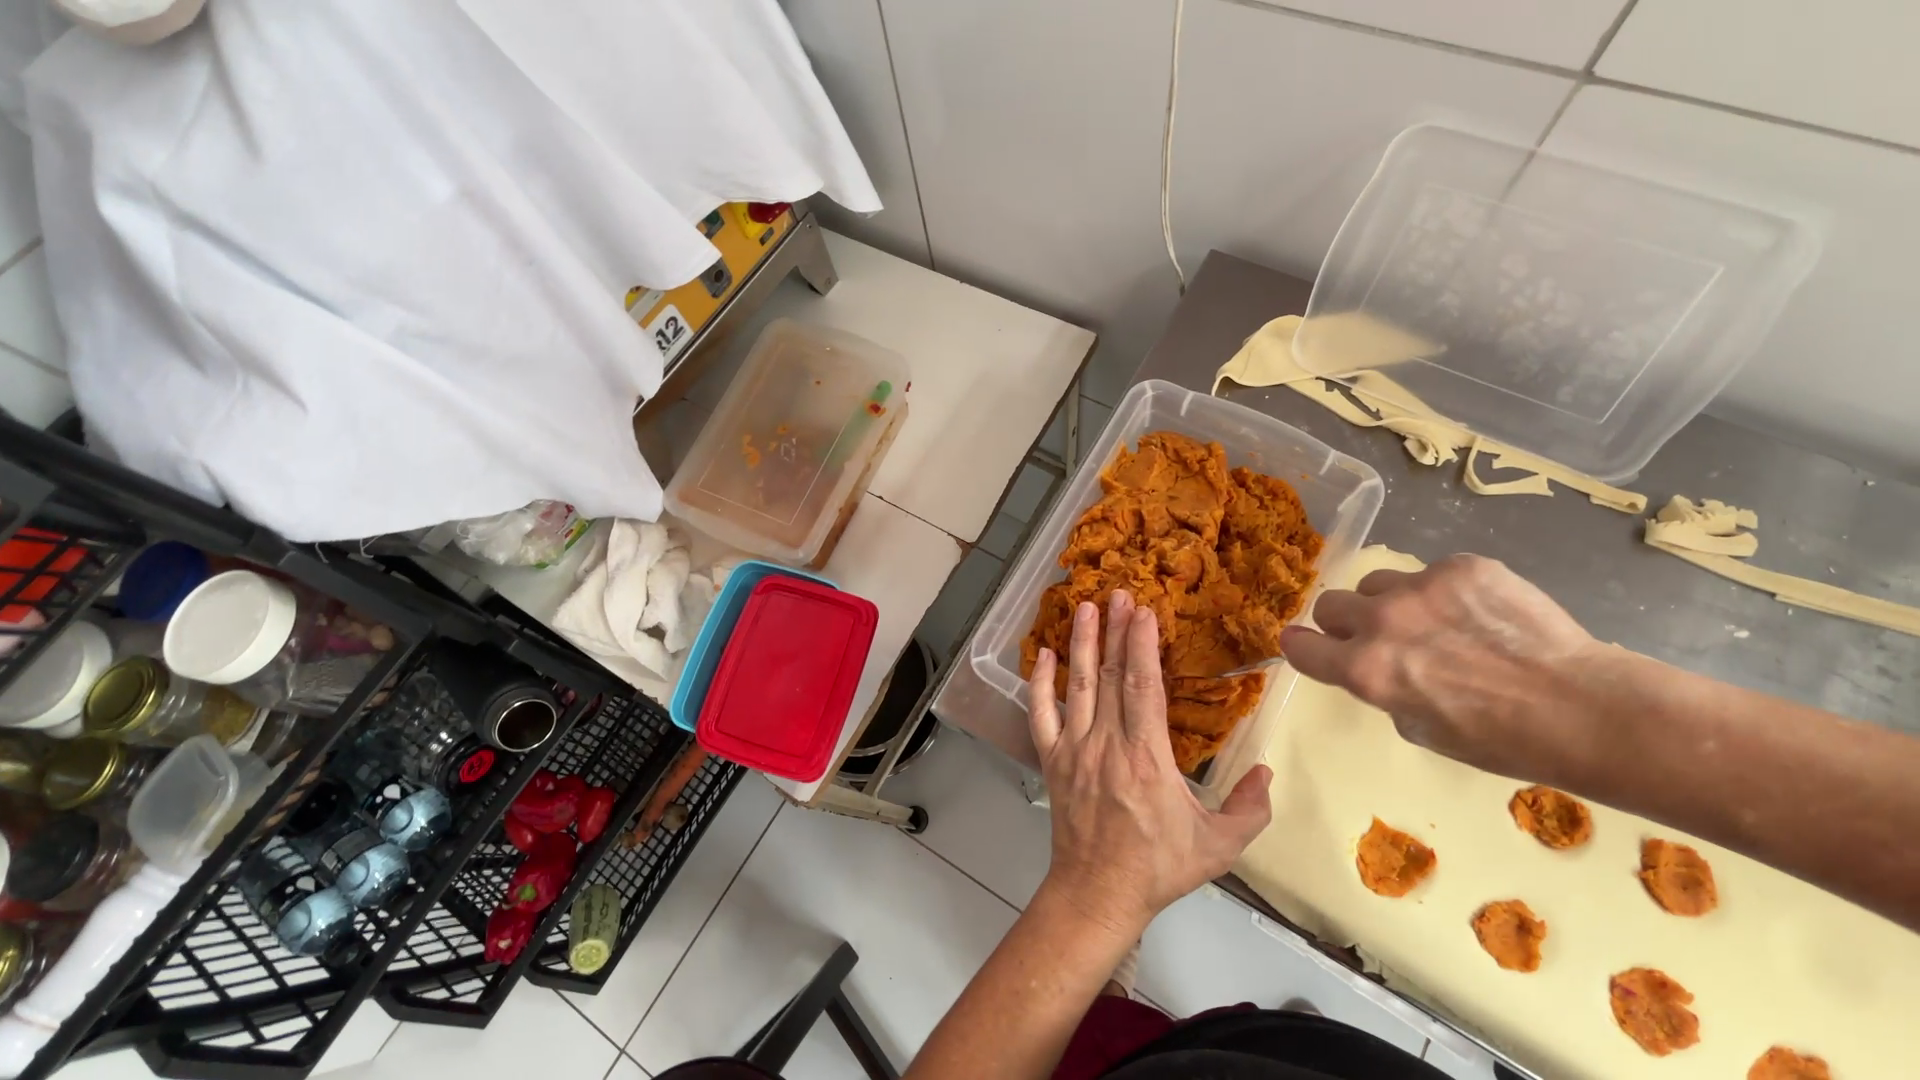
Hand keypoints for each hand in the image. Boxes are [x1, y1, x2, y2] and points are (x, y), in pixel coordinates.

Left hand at [1027, 590, 1272, 935]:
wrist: (1097, 893)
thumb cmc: (1158, 868)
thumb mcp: (1219, 847)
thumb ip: (1249, 808)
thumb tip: (1266, 771)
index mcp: (1146, 757)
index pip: (1143, 686)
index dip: (1141, 644)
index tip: (1144, 611)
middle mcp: (1106, 744)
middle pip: (1110, 675)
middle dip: (1115, 631)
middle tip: (1120, 593)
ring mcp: (1074, 750)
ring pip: (1077, 685)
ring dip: (1081, 644)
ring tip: (1085, 607)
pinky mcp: (1052, 762)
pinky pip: (1041, 715)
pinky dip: (1040, 683)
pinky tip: (1044, 655)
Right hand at [1279, 553, 1605, 782]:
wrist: (1583, 707)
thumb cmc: (1500, 740)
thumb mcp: (1419, 729)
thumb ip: (1383, 688)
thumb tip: (1381, 666)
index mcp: (1365, 670)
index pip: (1301, 645)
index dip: (1301, 646)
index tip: (1306, 645)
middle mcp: (1382, 621)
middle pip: (1331, 603)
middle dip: (1346, 622)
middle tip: (1379, 638)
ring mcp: (1422, 587)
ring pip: (1378, 583)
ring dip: (1391, 602)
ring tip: (1436, 623)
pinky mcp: (1462, 566)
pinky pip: (1432, 572)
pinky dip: (1444, 592)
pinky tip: (1480, 615)